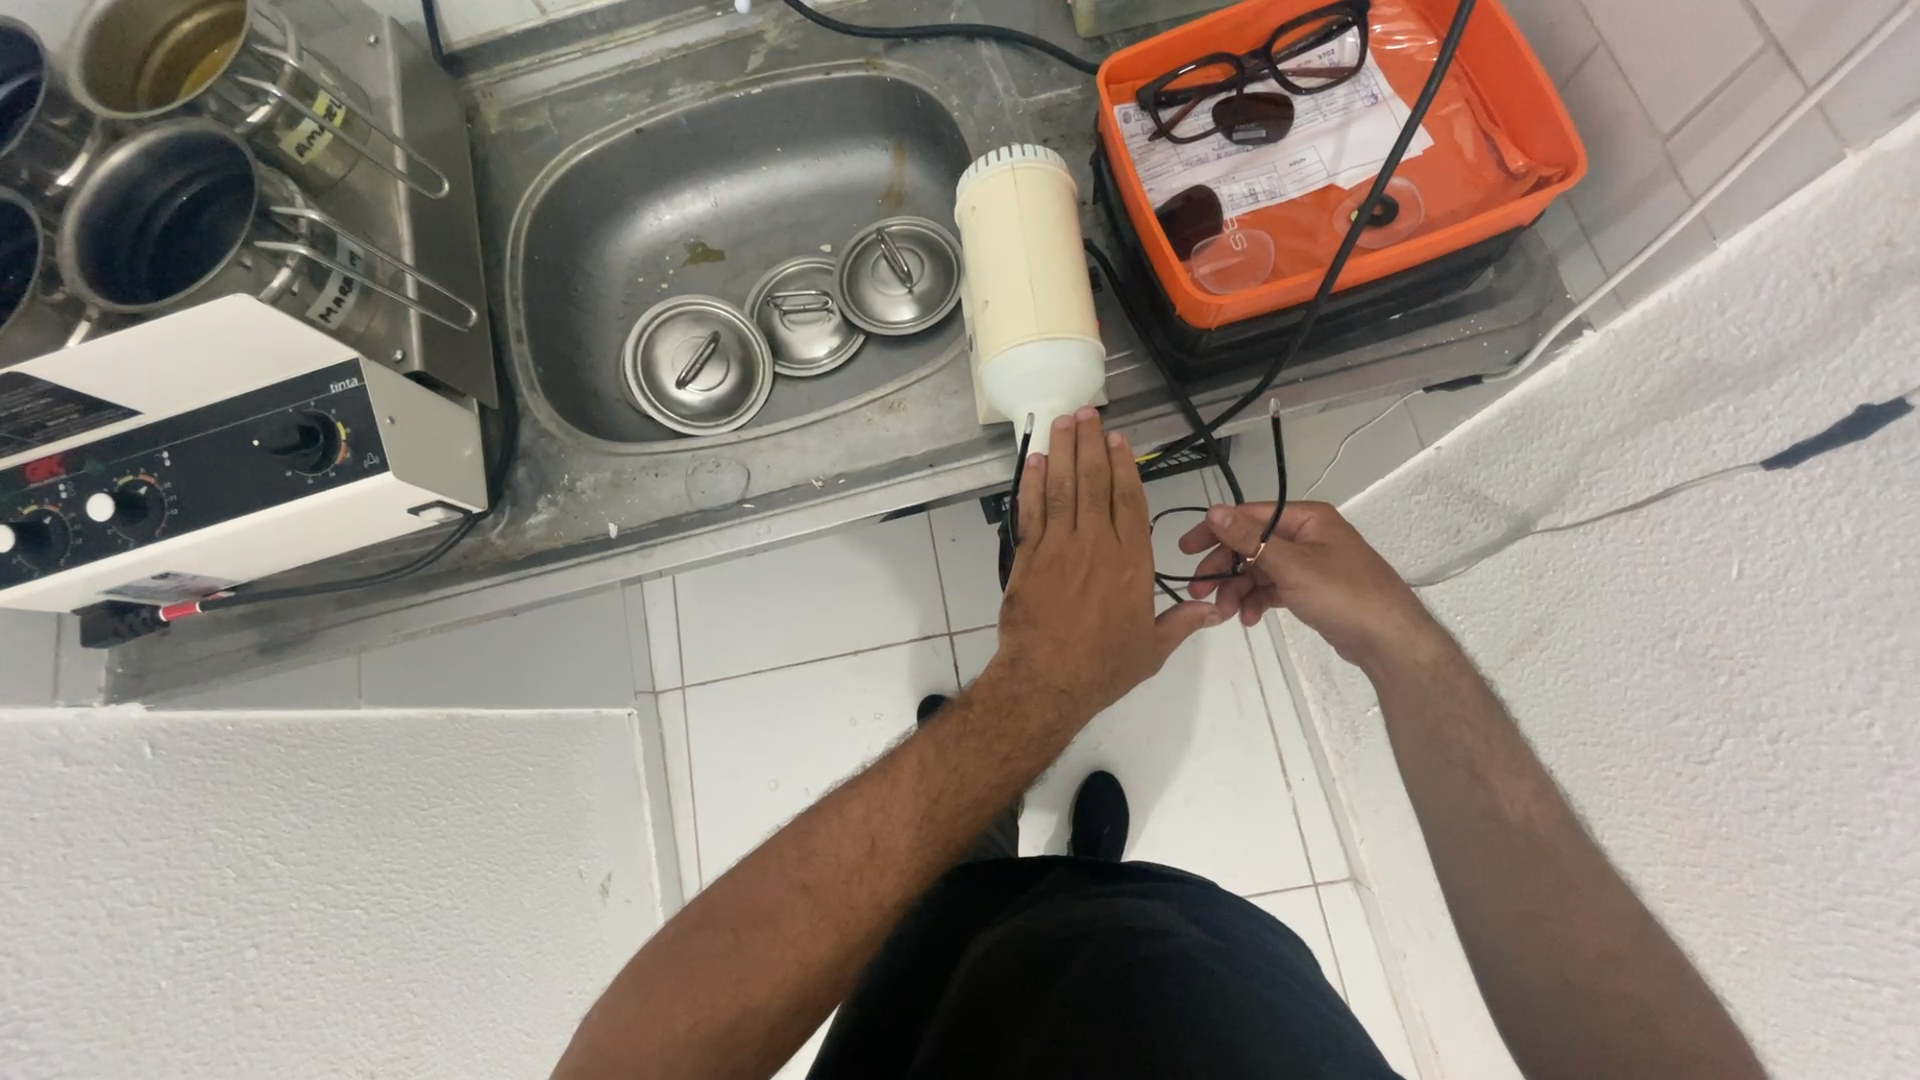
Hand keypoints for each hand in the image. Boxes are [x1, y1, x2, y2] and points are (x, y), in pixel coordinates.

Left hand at [990, 409, 1221, 726]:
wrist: (1047, 681)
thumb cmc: (1104, 667)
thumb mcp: (1152, 648)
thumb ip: (1182, 622)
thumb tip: (1215, 611)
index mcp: (1132, 562)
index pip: (1130, 500)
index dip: (1124, 465)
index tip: (1118, 439)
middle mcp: (1096, 545)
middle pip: (1094, 483)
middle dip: (1090, 444)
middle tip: (1086, 412)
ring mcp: (1058, 548)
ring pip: (1062, 488)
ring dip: (1062, 451)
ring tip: (1062, 421)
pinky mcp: (1028, 558)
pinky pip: (1031, 511)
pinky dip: (1031, 484)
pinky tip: (1033, 461)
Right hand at [1177, 501, 1444, 671]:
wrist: (1389, 640)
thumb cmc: (1343, 594)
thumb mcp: (1290, 565)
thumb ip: (1248, 538)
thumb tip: (1214, 510)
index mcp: (1305, 519)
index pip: (1248, 516)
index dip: (1215, 531)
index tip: (1186, 549)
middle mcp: (1305, 536)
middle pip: (1250, 545)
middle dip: (1224, 568)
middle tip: (1200, 590)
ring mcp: (1307, 564)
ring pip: (1258, 570)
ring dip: (1238, 589)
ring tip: (1225, 612)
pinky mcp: (1309, 589)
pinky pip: (1272, 588)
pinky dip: (1257, 601)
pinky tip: (1249, 618)